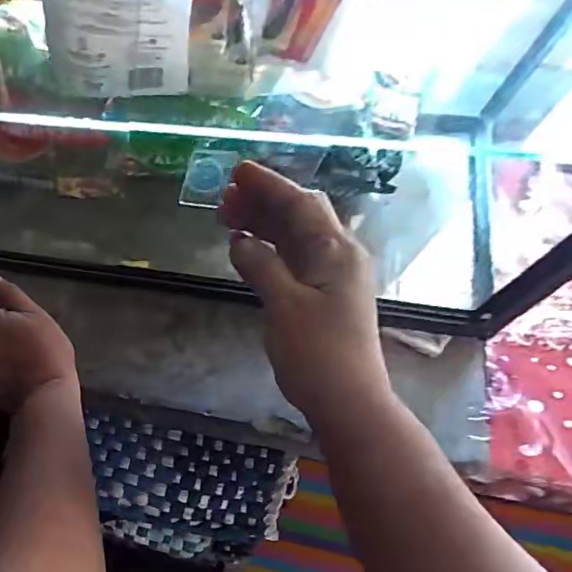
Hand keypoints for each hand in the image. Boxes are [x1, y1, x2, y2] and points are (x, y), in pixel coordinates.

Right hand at [218, 161, 390, 422]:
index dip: (269, 185)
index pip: (300, 205)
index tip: (237, 171)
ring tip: (229, 216)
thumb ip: (262, 268)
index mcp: (336, 252)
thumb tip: (240, 241)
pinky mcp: (321, 298)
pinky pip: (293, 260)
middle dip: (264, 201)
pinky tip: (248, 250)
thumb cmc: (317, 354)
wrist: (346, 399)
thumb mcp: (285, 307)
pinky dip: (269, 250)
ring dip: (265, 224)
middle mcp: (338, 257)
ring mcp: (331, 278)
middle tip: (225, 195)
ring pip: (296, 238)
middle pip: (300, 216)